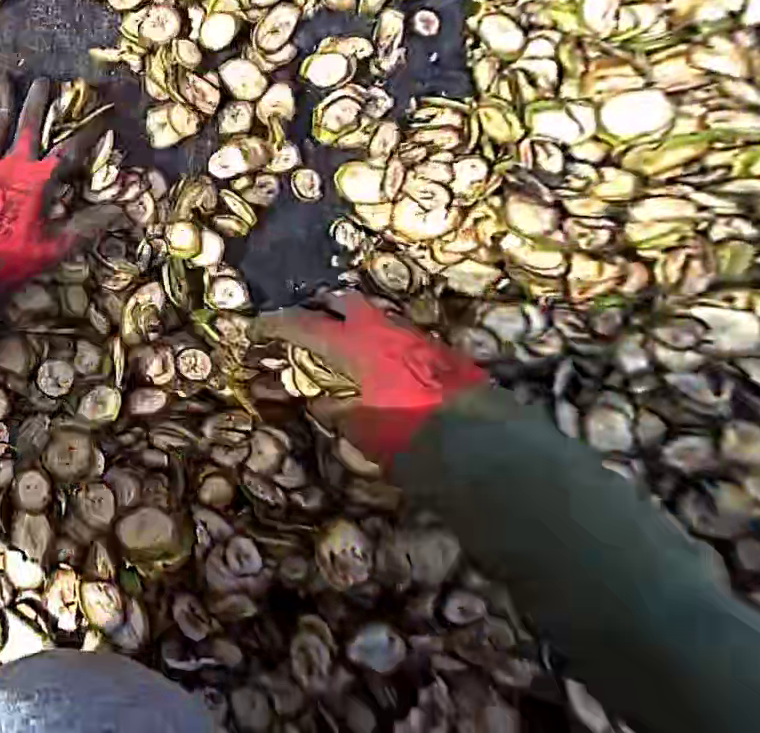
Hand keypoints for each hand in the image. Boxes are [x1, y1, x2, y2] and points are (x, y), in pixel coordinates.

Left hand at [0, 77, 118, 290]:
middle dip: (38, 101)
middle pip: (28, 125)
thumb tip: (122, 210)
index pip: (70, 149)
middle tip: (43, 81)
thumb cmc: (15, 258)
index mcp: (39, 181)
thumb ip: (88, 225)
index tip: (102, 114)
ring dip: (1, 100)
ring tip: (3, 79)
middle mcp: (12, 165)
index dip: (88, 131)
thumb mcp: (57, 246)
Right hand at [253, 292, 487, 464]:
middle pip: (347, 303)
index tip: (257, 325)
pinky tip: (383, 367)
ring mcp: (423, 343)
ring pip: (380, 320)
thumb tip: (323, 402)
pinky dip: (385, 346)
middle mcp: (388, 334)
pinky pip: (405, 341)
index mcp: (358, 346)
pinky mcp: (451, 360)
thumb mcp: (363, 432)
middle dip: (324, 306)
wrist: (501, 458)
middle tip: (307, 319)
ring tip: (342, 343)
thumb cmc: (415, 440)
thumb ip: (338, 412)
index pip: (305, 325)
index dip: (277, 324)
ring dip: (358, 326)